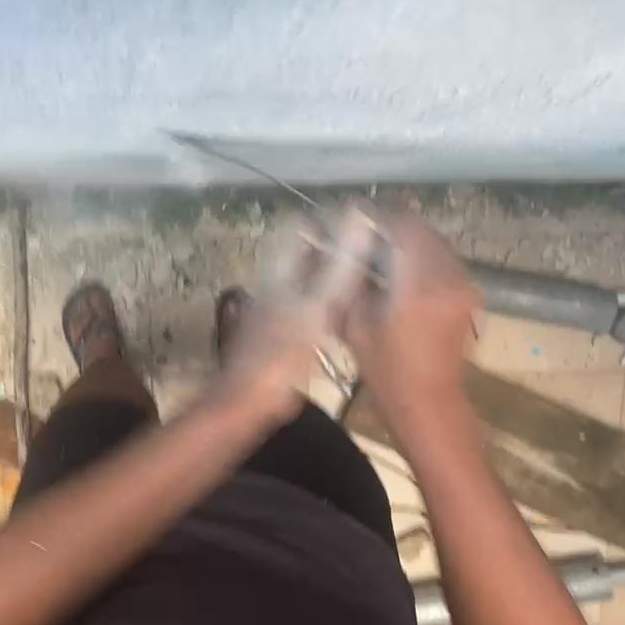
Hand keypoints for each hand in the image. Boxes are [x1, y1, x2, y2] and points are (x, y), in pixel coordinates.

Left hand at [215, 204, 381, 422]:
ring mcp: (274, 309)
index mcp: (278, 272)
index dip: (330, 219)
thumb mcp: (318, 310)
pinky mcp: (280, 333)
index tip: (367, 223)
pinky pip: (309, 304)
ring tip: (373, 277)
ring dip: (336, 274)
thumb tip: (360, 218)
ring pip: (308, 277)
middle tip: (378, 250)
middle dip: (338, 246)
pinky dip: (330, 301)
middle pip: (305, 251)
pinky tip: (352, 313)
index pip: (300, 224)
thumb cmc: (281, 359)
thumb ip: (340, 266)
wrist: (246, 406)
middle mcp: (273, 284)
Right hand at [341, 212, 479, 412]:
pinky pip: (443, 261)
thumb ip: (352, 281)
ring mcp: (464, 286)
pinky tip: (399, 271)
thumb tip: (344, 249)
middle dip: (392, 226)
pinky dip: (421, 257)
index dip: (377, 216)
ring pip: (435, 243)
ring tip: (379, 249)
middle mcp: (448, 278)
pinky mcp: (468, 295)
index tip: (353, 214)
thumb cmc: (387, 371)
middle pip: (421, 231)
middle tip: (363, 231)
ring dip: (408, 240)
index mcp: (419, 285)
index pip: (403, 228)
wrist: (429, 403)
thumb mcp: (356, 326)